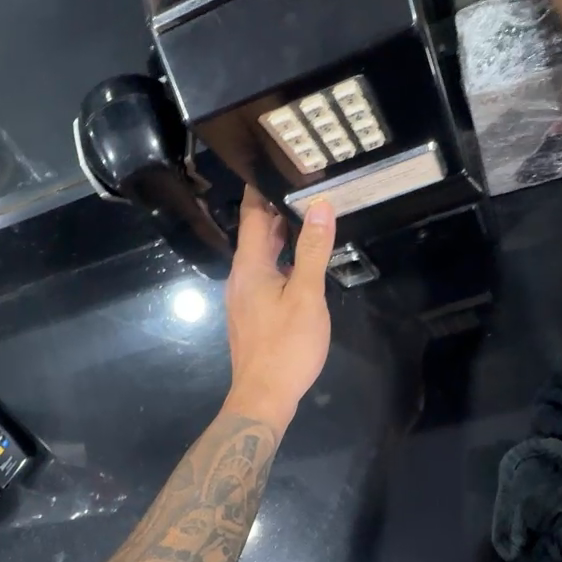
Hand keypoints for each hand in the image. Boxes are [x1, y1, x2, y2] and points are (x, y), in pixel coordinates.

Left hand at [222, 186, 336, 431]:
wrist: (263, 397)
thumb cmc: (286, 346)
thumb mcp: (307, 296)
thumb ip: (313, 250)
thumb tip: (321, 206)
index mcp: (250, 266)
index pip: (251, 213)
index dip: (263, 188)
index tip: (279, 164)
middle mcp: (240, 277)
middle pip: (256, 234)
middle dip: (278, 212)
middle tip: (305, 189)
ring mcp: (243, 299)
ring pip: (261, 258)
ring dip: (281, 239)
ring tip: (308, 222)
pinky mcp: (251, 317)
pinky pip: (265, 279)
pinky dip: (281, 264)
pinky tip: (301, 268)